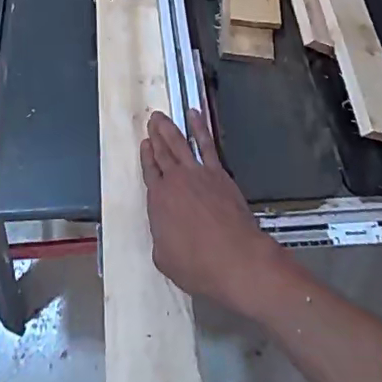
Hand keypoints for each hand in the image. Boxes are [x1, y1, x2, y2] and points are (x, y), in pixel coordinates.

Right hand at [140, 109, 294, 314]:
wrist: (236, 260)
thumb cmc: (199, 266)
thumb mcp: (165, 258)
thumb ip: (161, 237)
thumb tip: (164, 229)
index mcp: (158, 202)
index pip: (149, 173)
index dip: (146, 157)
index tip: (144, 145)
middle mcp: (175, 182)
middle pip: (162, 153)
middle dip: (155, 136)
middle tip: (151, 121)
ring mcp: (198, 174)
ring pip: (179, 143)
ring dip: (169, 128)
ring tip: (162, 116)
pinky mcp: (219, 173)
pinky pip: (206, 144)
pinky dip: (199, 127)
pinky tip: (195, 116)